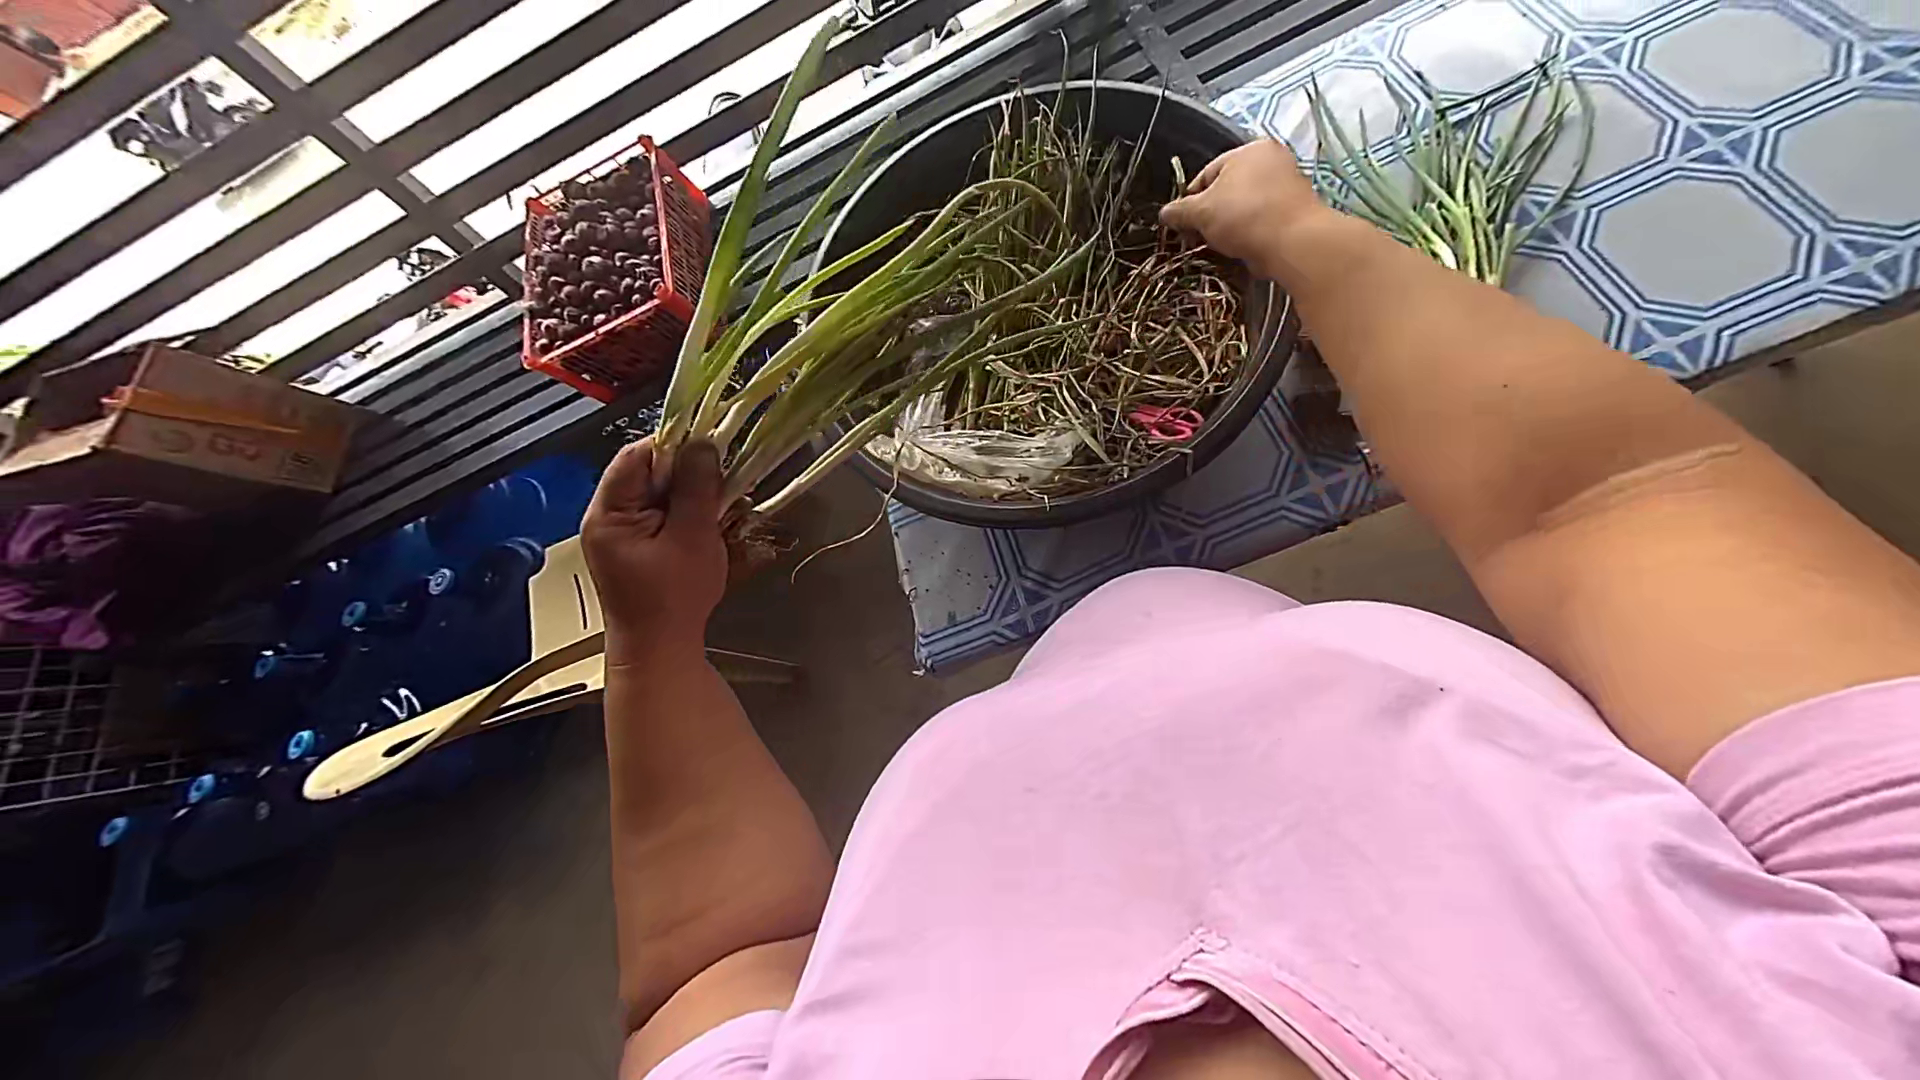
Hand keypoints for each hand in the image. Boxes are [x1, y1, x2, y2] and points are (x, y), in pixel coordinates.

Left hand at [581, 437, 726, 660]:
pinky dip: (692, 515)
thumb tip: (702, 444)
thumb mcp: (692, 538)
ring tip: (725, 507)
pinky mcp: (641, 546)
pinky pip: (667, 515)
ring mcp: (625, 533)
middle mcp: (610, 517)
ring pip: (663, 494)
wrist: (661, 651)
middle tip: (726, 482)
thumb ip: (696, 489)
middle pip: (650, 474)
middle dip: (691, 475)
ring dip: (696, 496)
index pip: (636, 457)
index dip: (675, 447)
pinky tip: (714, 524)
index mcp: (609, 513)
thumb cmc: (674, 600)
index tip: (712, 450)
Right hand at [1160, 139, 1332, 280]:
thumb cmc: (1243, 216)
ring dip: (1225, 226)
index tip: (1182, 226)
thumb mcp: (1201, 212)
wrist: (1292, 241)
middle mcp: (1271, 159)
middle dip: (1207, 215)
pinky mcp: (1292, 208)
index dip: (1189, 201)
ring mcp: (1285, 183)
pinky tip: (1239, 247)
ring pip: (1241, 206)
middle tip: (1197, 238)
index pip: (1206, 174)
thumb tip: (1164, 214)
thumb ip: (1179, 211)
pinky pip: (1259, 218)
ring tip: (1218, 245)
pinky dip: (1246, 231)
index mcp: (1248, 150)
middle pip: (1225, 190)